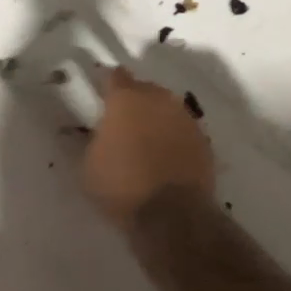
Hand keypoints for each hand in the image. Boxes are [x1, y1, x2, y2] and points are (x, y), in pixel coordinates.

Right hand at [83, 66, 213, 226]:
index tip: (103, 97)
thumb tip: (87, 133)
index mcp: (125, 98)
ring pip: (167, 107)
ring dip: (157, 118)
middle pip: (144, 89)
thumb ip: (90, 140)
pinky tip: (168, 157)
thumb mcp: (88, 166)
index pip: (114, 75)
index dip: (108, 84)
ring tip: (148, 142)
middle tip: (125, 124)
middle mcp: (158, 98)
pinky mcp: (203, 138)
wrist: (173, 215)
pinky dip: (175, 137)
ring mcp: (184, 116)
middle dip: (135, 101)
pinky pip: (183, 129)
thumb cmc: (122, 186)